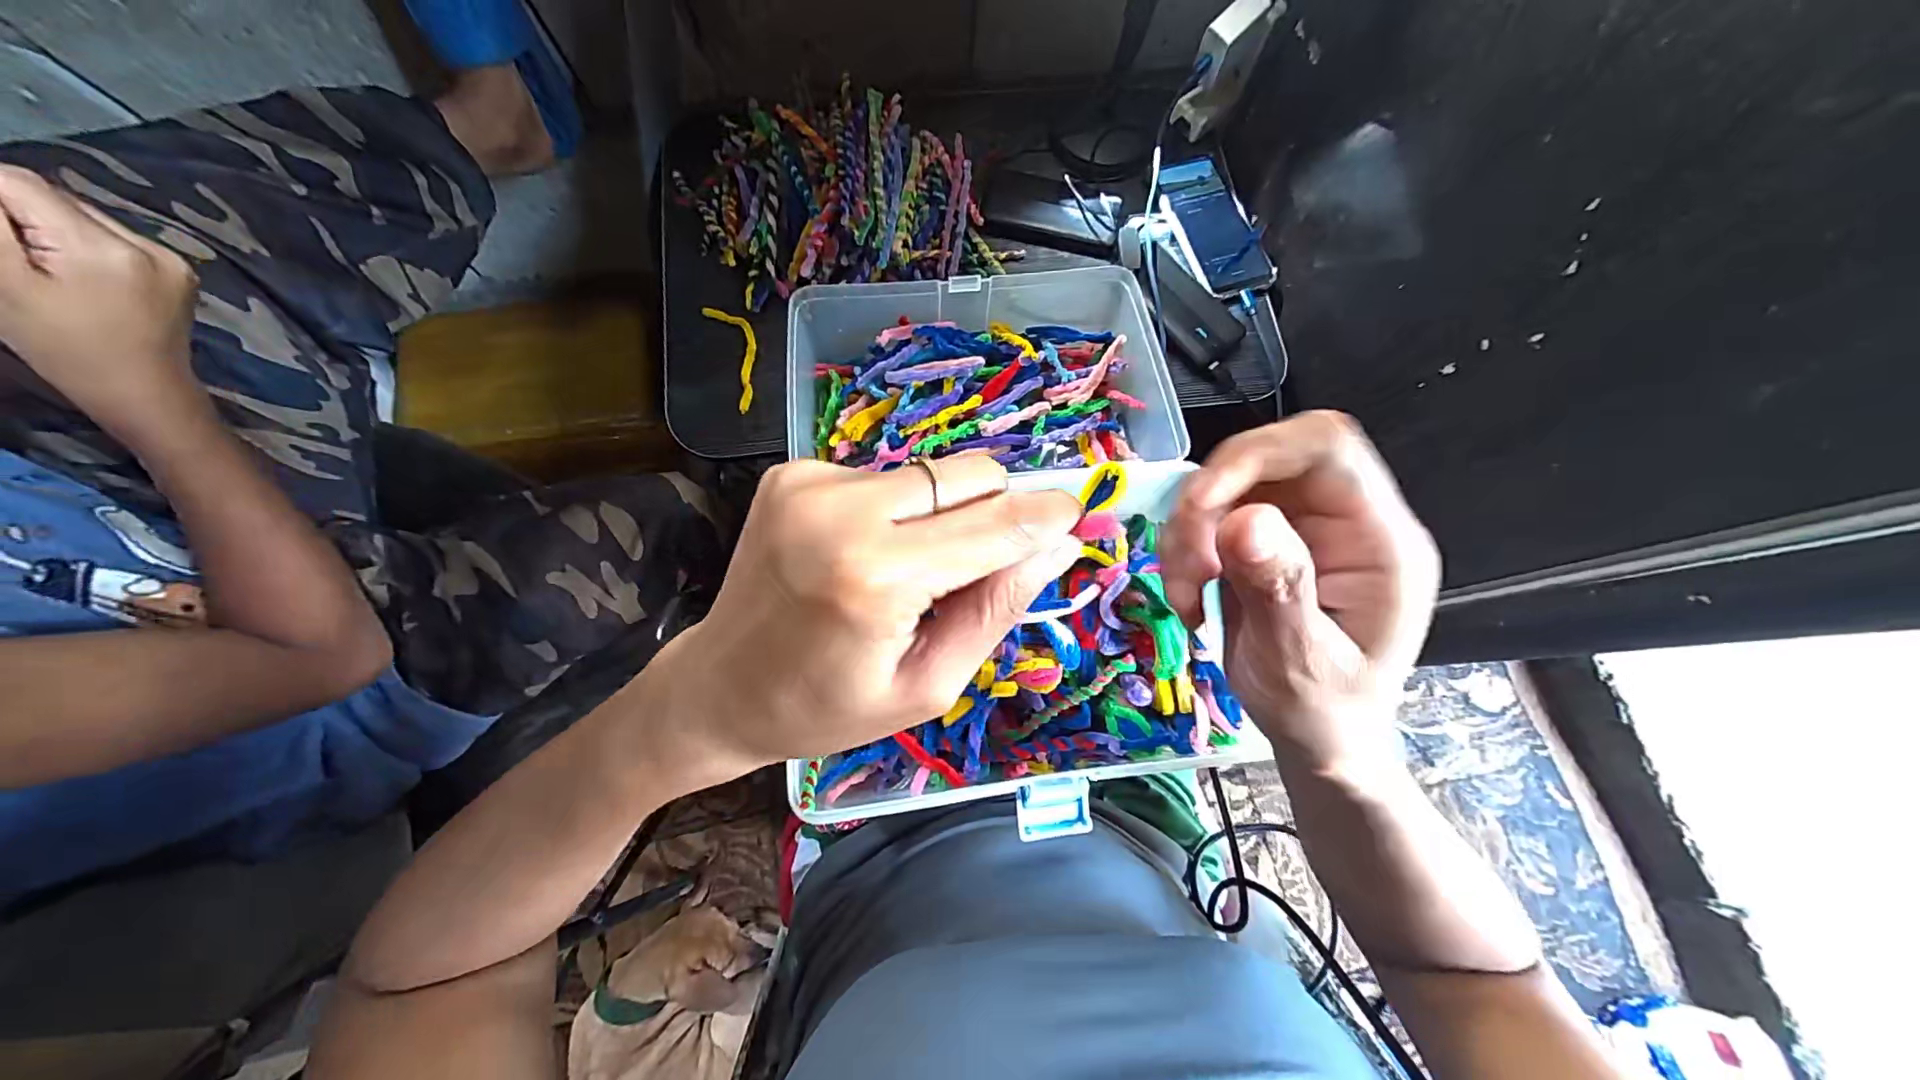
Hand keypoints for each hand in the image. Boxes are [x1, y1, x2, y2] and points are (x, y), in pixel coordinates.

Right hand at [0, 165, 204, 439]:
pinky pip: (114, 239)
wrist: (144, 390)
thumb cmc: (65, 346)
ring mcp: (171, 259)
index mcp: (108, 248)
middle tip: (13, 257)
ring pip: (84, 216)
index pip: (21, 182)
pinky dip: (82, 245)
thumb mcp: (6, 282)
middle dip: (14, 211)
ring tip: (42, 270)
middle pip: (57, 198)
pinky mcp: (178, 272)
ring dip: (48, 228)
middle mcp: (149, 245)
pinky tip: (77, 276)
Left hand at [658, 457, 1082, 774]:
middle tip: (972, 569)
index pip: (994, 525)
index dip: (1044, 518)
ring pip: (931, 474)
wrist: (720, 687)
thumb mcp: (927, 685)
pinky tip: (862, 553)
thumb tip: (1057, 546)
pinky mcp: (792, 472)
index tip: (1074, 516)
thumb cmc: (827, 709)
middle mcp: (840, 510)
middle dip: (994, 513)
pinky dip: (894, 511)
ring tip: (905, 570)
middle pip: (970, 475)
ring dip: (941, 515)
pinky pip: (883, 477)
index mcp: (876, 577)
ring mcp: (809, 482)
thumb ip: (996, 609)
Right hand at [1162, 412, 1440, 772]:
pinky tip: (1190, 595)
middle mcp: (1343, 519)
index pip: (1326, 449)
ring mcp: (1301, 525)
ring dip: (1187, 533)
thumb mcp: (1300, 664)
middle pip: (1265, 457)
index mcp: (1380, 541)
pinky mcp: (1264, 537)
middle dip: (1207, 505)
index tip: (1200, 506)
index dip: (1256, 456)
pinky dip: (1184, 548)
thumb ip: (1279, 591)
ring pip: (1225, 485)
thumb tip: (1244, 519)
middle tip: (1189, 569)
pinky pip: (1209, 514)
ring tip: (1188, 597)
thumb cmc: (1323, 712)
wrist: (1318, 736)